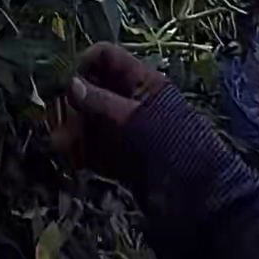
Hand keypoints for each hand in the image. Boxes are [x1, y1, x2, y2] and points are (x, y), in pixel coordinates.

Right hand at [53, 42, 169, 169]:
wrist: (200, 201)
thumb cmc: (170, 146)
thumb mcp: (134, 120)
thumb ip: (101, 102)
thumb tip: (70, 84)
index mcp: (140, 81)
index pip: (107, 57)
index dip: (85, 64)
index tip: (68, 84)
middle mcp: (132, 100)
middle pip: (95, 89)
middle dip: (74, 103)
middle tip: (58, 121)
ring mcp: (127, 129)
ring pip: (92, 119)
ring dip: (74, 129)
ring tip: (59, 145)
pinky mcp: (124, 157)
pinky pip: (97, 146)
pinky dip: (83, 151)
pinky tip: (71, 159)